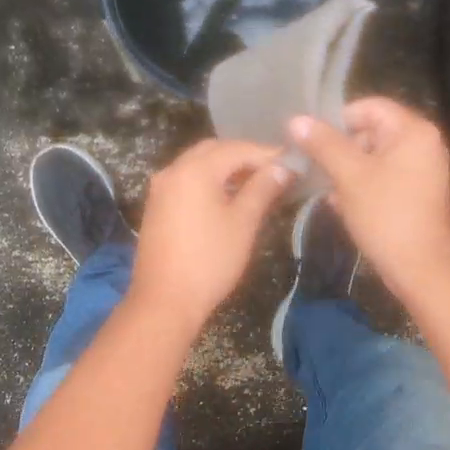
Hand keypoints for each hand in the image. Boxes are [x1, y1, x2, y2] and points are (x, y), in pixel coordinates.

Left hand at [129, 139, 291, 334]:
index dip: (267, 154)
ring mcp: (161, 188)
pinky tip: (227, 196)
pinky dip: (208, 180)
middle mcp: (173, 170)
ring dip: (226, 167)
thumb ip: (263, 188)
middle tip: (274, 170)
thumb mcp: (243, 223)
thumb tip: (283, 167)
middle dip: (244, 156)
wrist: (165, 300)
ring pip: (197, 163)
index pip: (237, 149)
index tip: (293, 163)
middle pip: (214, 150)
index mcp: (195, 170)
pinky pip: (186, 179)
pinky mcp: (157, 205)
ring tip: (256, 182)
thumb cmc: (210, 260)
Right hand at [288, 98, 449, 298]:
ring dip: (347, 171)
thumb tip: (296, 119)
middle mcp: (423, 144)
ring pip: (373, 157)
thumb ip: (323, 144)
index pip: (368, 107)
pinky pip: (383, 177)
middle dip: (341, 150)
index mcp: (413, 131)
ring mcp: (422, 170)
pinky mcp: (417, 194)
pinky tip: (342, 206)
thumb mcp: (349, 175)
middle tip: (318, 169)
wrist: (422, 270)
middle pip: (370, 131)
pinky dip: (362, 186)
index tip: (313, 142)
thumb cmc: (386, 215)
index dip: (337, 120)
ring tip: (329, 191)